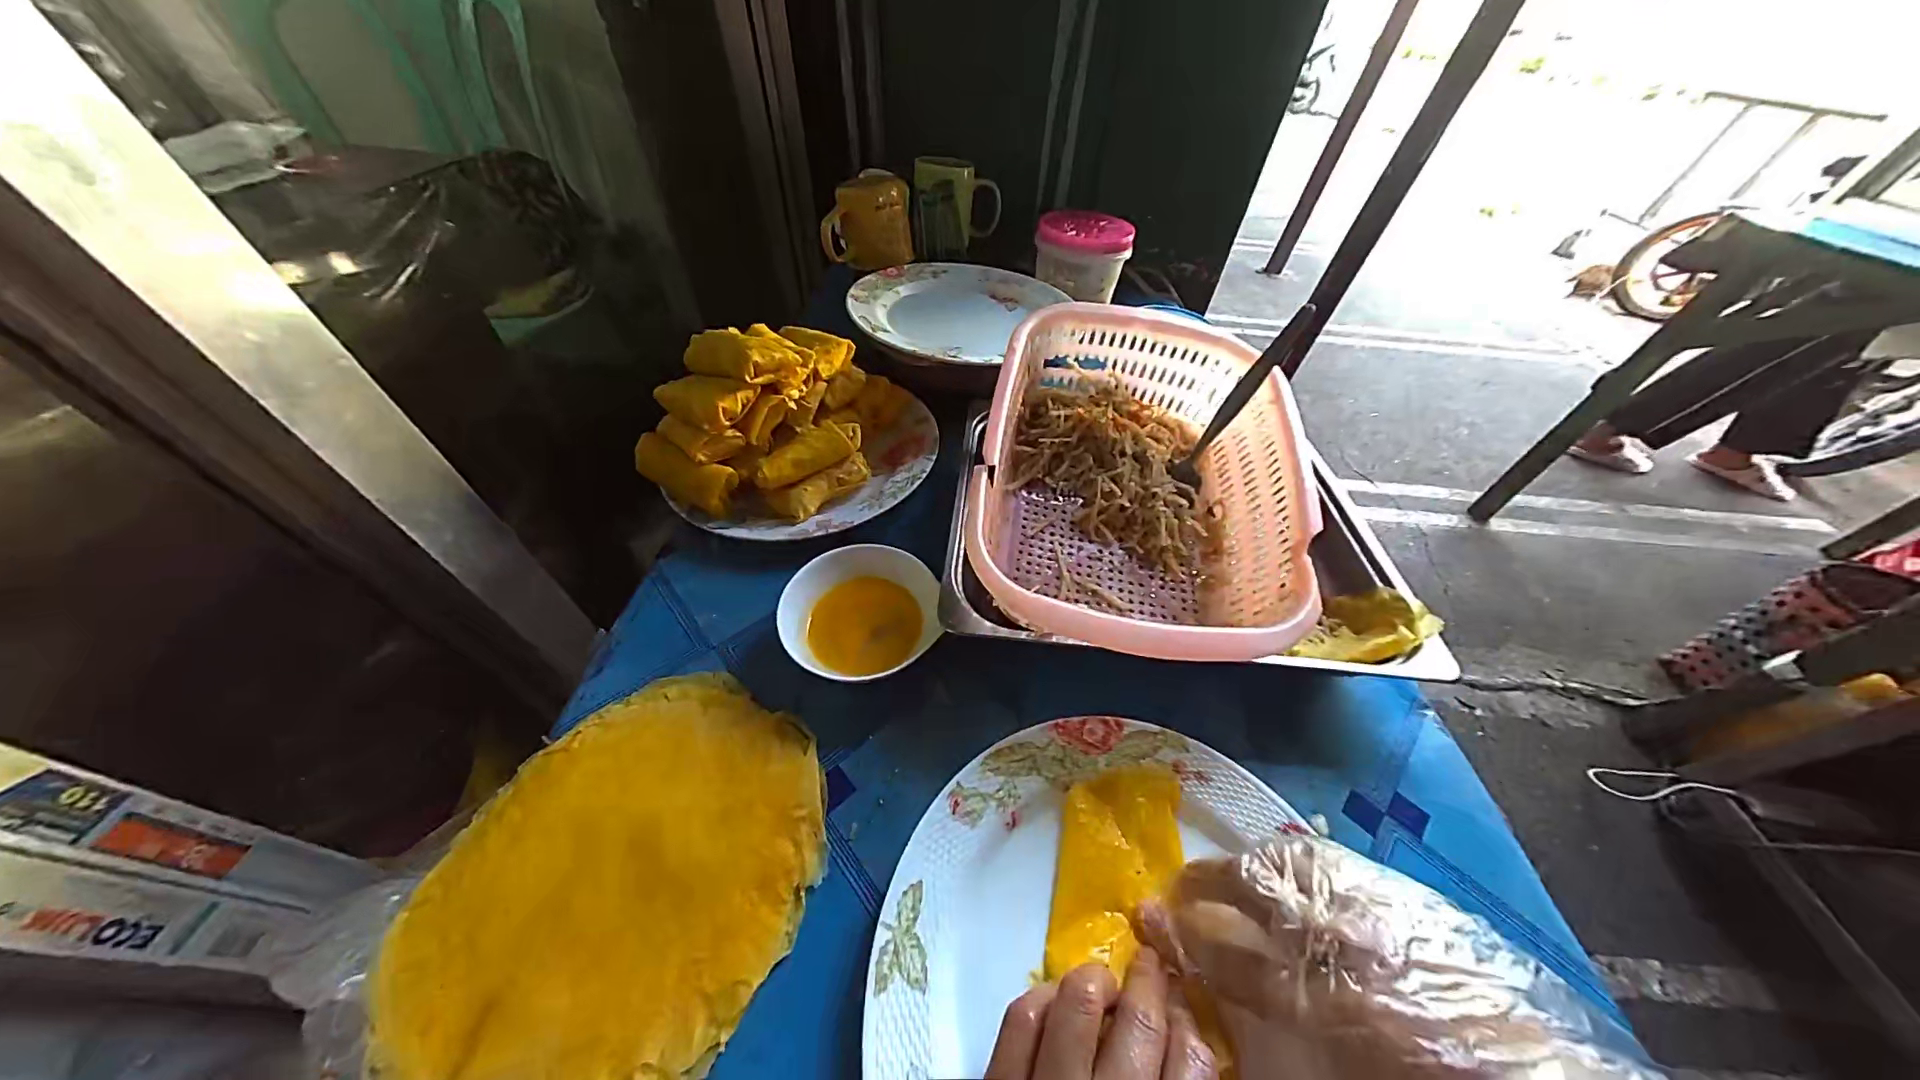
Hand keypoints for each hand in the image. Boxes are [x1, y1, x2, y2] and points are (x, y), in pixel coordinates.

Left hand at [984, 947, 1215, 1079]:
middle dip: (1150, 986)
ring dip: (1096, 983)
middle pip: (1138, 1027)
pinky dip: (1042, 995)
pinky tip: (1055, 1000)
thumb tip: (1189, 1049)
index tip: (1184, 1010)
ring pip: (1076, 1006)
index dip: (1190, 1025)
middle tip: (1153, 967)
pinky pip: (1021, 1018)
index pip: (1191, 1065)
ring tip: (1105, 987)